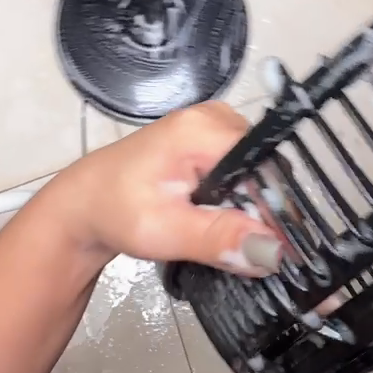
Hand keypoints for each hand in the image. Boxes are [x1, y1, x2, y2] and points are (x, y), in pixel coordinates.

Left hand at [38, 102, 283, 277]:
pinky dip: (243, 200)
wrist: (88, 202)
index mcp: (203, 127)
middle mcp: (215, 117)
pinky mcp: (212, 140)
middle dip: (267, 212)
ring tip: (242, 243)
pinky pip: (245, 170)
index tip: (284, 251)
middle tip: (258, 255)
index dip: (278, 208)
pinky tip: (230, 225)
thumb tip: (274, 250)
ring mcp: (214, 125)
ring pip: (258, 171)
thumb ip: (218, 238)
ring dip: (255, 209)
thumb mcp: (164, 230)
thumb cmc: (118, 210)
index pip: (265, 163)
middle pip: (265, 166)